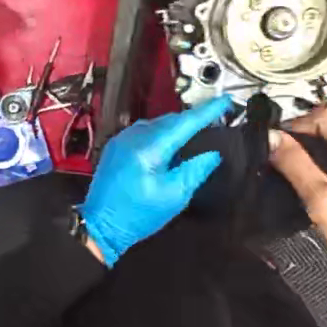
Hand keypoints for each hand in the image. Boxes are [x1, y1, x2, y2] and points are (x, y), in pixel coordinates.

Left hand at [79, 96, 233, 265]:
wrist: (101, 226)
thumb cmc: (137, 215)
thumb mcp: (174, 196)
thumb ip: (196, 171)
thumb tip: (213, 154)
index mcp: (149, 147)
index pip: (185, 122)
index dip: (208, 111)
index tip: (226, 101)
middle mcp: (133, 136)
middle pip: (171, 120)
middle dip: (193, 119)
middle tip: (215, 119)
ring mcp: (122, 139)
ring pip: (157, 124)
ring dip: (177, 127)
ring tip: (197, 134)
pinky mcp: (117, 146)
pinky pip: (145, 132)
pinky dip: (162, 134)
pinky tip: (171, 146)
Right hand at [269, 107, 326, 259]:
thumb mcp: (322, 197)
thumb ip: (295, 164)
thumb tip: (271, 137)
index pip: (323, 118)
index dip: (294, 126)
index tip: (273, 141)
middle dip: (303, 138)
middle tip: (279, 154)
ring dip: (315, 150)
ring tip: (291, 165)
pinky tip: (313, 174)